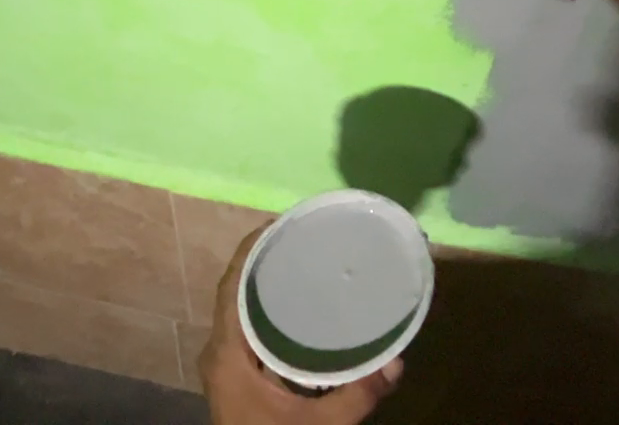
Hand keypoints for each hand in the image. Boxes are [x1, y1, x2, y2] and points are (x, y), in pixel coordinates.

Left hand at [198, 226, 402, 424]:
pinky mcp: (238, 377)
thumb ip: (356, 396)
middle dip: (265, 260)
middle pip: (236, 291)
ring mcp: (227, 366)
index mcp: (228, 354)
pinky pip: (248, 327)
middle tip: (303, 237)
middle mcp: (221, 353)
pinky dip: (268, 308)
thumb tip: (397, 362)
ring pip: (240, 308)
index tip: (280, 223)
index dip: (250, 249)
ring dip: (265, 283)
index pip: (230, 286)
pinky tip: (299, 304)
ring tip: (303, 258)